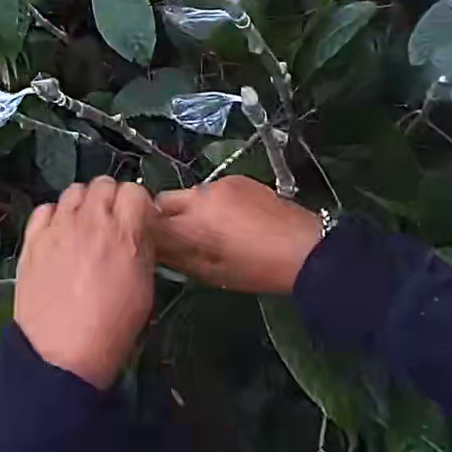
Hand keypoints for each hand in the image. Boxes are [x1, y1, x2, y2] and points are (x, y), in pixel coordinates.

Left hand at [14, 177, 156, 387]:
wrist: (62, 354)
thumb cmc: (110, 329)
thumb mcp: (145, 287)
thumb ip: (142, 248)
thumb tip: (139, 231)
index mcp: (125, 233)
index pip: (135, 190)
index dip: (137, 203)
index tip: (136, 217)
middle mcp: (91, 222)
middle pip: (103, 184)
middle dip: (111, 198)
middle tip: (112, 220)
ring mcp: (59, 228)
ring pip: (74, 191)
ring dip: (84, 203)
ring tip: (85, 225)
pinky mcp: (33, 240)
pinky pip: (45, 208)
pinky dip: (54, 215)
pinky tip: (59, 233)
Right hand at [152, 176, 323, 295]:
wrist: (304, 247)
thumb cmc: (256, 270)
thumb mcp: (210, 274)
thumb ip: (176, 258)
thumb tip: (154, 249)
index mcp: (190, 225)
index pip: (148, 221)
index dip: (147, 232)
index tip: (152, 244)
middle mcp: (198, 197)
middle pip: (162, 201)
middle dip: (164, 217)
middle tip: (182, 238)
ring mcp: (218, 184)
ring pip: (188, 194)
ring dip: (191, 209)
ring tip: (214, 229)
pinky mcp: (236, 177)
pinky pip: (212, 188)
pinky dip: (213, 201)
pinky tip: (233, 218)